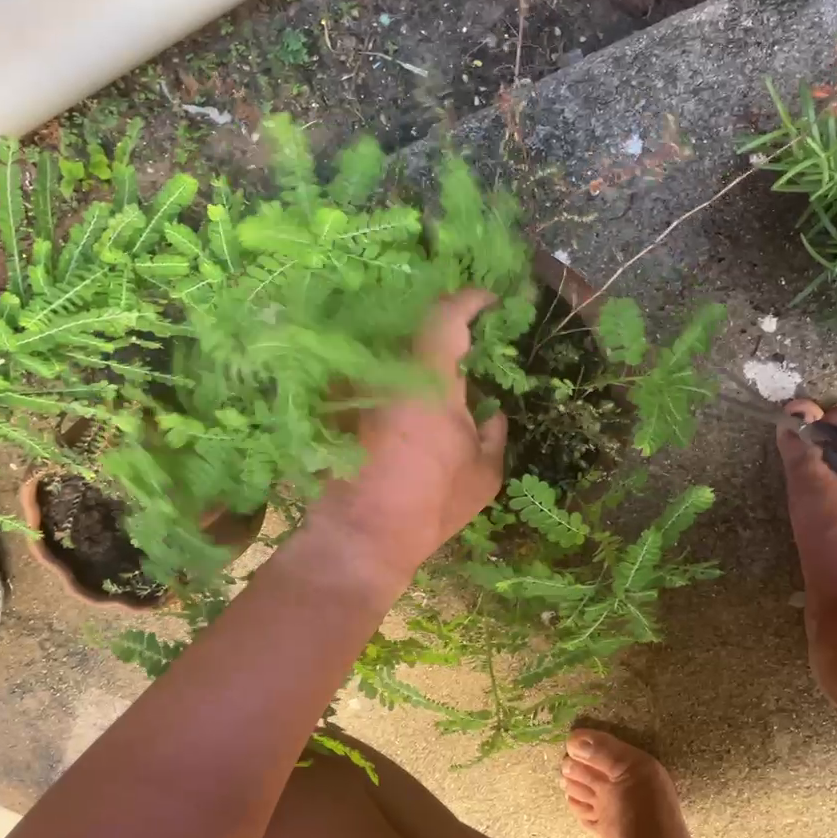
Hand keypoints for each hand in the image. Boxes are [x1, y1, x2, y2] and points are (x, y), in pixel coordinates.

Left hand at [301, 290, 507, 588]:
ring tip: (443, 385)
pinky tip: (410, 411)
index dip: (470, 300)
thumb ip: (494, 434)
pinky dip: (396, 382)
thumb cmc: (430, 505)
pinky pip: (375, 378)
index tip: (489, 301)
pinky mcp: (342, 410)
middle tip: (471, 350)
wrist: (361, 537)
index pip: (446, 316)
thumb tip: (492, 413)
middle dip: (447, 333)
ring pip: (394, 354)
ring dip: (420, 360)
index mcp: (429, 380)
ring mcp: (360, 390)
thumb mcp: (484, 474)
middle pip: (418, 331)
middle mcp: (388, 373)